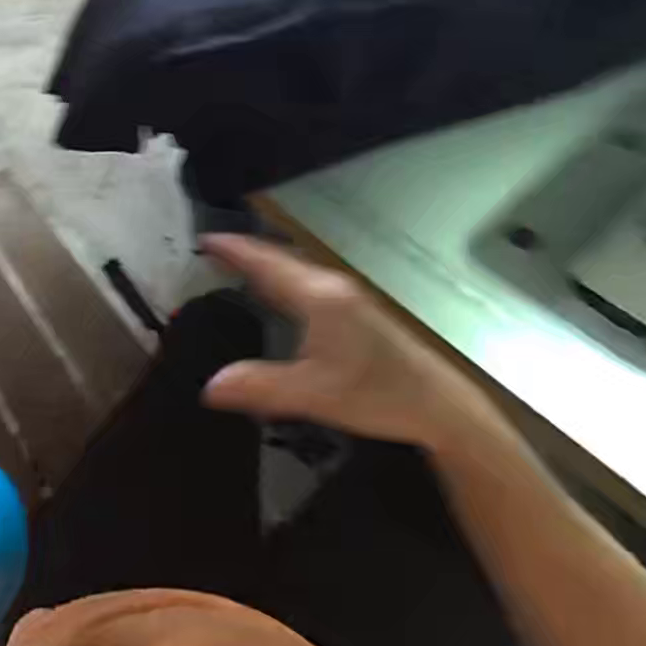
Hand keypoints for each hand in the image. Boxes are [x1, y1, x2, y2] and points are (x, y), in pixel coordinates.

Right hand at [199, 236, 528, 463]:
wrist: (440, 405)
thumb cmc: (378, 394)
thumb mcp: (314, 395)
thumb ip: (261, 387)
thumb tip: (209, 386)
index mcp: (318, 297)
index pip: (268, 263)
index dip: (235, 250)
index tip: (205, 239)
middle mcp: (330, 287)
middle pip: (280, 259)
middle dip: (245, 252)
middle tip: (211, 251)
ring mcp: (344, 296)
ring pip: (295, 269)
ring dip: (264, 264)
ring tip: (234, 264)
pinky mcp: (353, 310)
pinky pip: (305, 282)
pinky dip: (281, 279)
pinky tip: (275, 294)